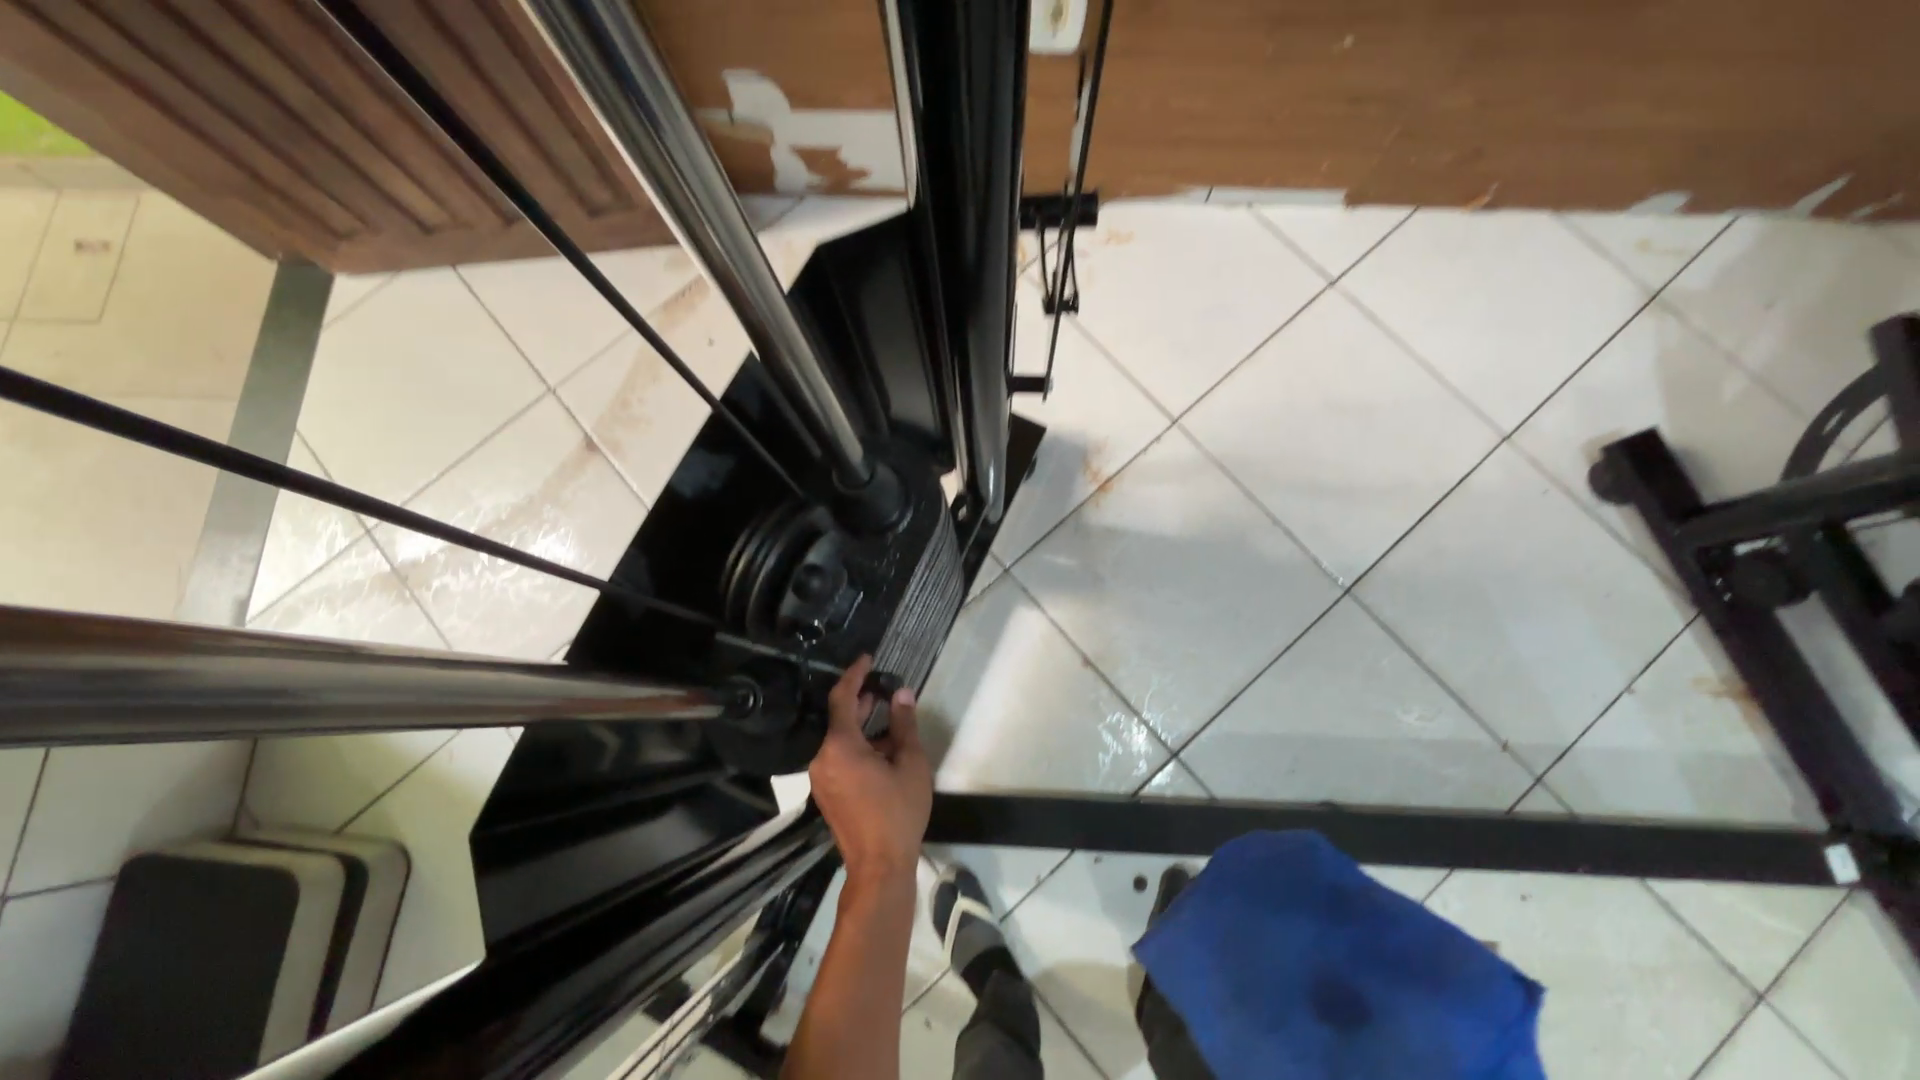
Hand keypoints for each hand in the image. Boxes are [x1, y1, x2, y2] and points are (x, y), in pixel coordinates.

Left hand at [808, 655, 932, 886]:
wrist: (879, 865)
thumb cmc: (899, 813)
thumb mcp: (910, 764)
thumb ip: (904, 725)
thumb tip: (902, 694)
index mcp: (840, 747)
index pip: (842, 698)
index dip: (855, 674)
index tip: (868, 658)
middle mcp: (822, 758)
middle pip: (839, 719)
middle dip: (861, 702)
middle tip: (883, 688)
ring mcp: (820, 778)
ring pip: (839, 740)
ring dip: (861, 727)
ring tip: (888, 719)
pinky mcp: (825, 793)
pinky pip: (838, 758)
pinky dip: (856, 747)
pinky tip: (880, 750)